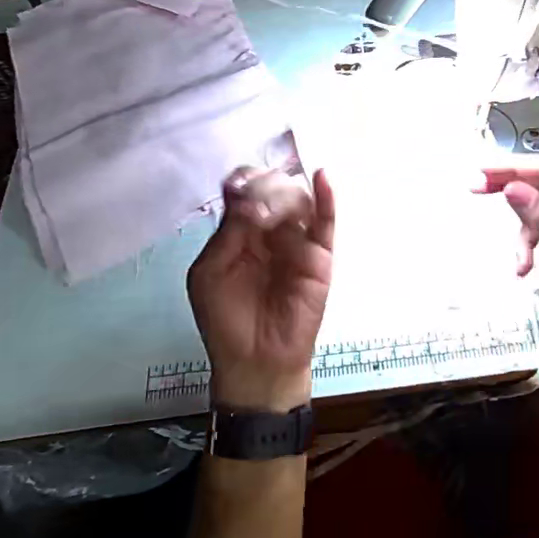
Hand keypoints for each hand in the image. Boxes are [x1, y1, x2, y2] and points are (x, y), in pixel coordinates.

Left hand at [187, 166, 335, 411]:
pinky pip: (326, 223)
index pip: (246, 193)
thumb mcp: (211, 271)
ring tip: (273, 210)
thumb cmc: (226, 320)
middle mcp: (270, 232)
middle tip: (257, 202)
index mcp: (240, 234)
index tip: (240, 183)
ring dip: (287, 193)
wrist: (257, 360)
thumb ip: (229, 232)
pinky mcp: (321, 256)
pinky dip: (327, 198)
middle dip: (265, 188)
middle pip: (273, 190)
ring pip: (298, 201)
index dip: (244, 181)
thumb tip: (245, 193)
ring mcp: (297, 242)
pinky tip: (322, 177)